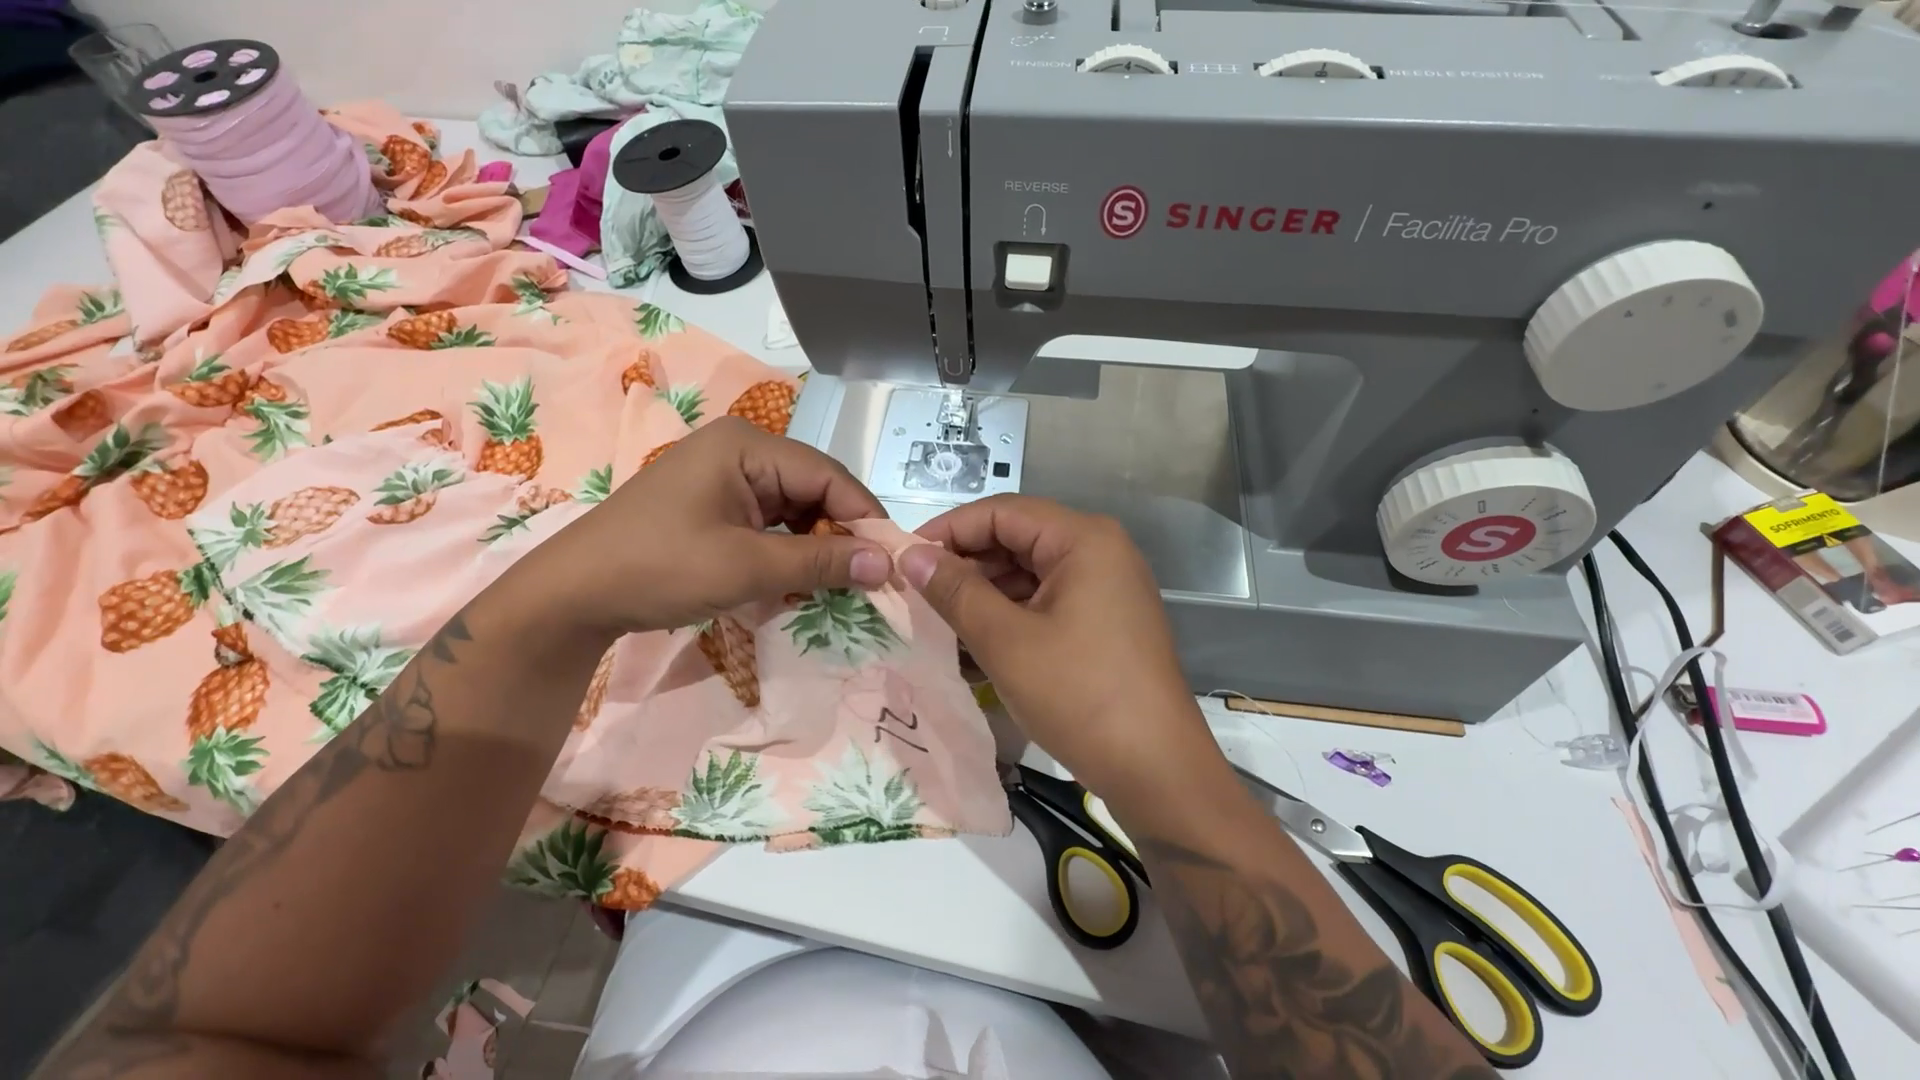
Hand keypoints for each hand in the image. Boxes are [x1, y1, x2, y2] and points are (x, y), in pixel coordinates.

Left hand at [500, 418, 893, 637]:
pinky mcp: (713, 505)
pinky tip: (797, 582)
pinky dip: (786, 552)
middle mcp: (739, 450)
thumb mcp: (747, 567)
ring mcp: (723, 477)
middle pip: (813, 489)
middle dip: (840, 535)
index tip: (893, 562)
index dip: (865, 518)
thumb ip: (821, 562)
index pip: (828, 475)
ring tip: (836, 587)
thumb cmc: (660, 568)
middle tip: (867, 581)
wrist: (574, 594)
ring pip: (793, 509)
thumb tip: (886, 564)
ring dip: (815, 547)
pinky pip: (768, 523)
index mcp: (746, 445)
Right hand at [899, 495, 1219, 802]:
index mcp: (1083, 539)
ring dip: (985, 591)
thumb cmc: (1079, 695)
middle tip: (916, 593)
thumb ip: (955, 591)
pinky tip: (977, 641)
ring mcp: (1108, 588)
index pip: (1001, 511)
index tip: (903, 560)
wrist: (1157, 769)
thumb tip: (910, 556)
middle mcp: (1101, 551)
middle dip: (966, 562)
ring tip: (940, 620)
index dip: (948, 530)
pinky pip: (1049, 601)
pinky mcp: (1107, 622)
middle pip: (1018, 538)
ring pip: (1031, 572)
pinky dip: (1012, 614)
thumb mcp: (1005, 641)